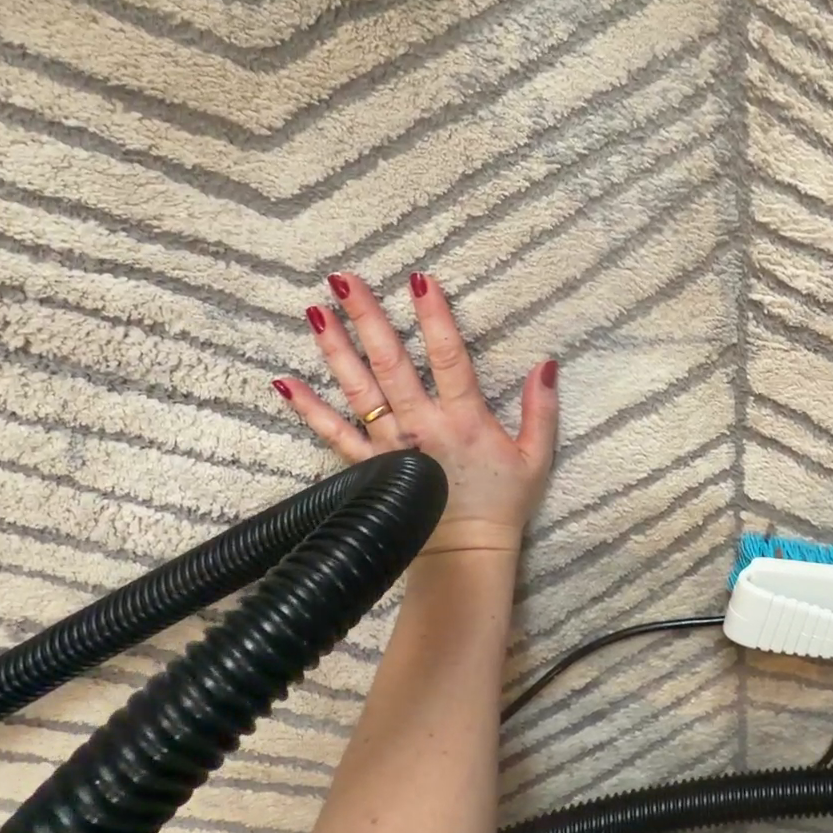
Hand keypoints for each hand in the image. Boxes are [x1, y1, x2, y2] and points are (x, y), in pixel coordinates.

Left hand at [273, 271, 557, 557]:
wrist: (466, 553)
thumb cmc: (503, 502)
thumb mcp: (536, 456)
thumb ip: (540, 409)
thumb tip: (547, 364)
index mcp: (463, 420)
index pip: (448, 358)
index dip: (434, 317)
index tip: (419, 279)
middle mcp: (420, 426)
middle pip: (390, 363)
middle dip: (368, 318)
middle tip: (344, 280)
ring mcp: (389, 446)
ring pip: (357, 390)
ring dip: (335, 349)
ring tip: (315, 311)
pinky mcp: (368, 467)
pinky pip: (333, 435)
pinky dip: (308, 410)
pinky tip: (284, 383)